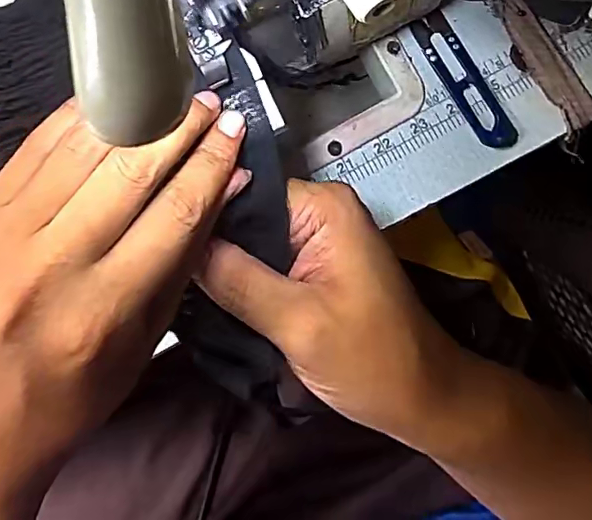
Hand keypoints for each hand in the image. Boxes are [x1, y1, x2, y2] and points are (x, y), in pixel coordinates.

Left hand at [0, 94, 248, 519]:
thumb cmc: (75, 394)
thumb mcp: (147, 334)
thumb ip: (190, 249)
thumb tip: (230, 177)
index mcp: (98, 309)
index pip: (173, 211)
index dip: (211, 160)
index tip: (233, 126)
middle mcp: (48, 264)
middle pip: (130, 169)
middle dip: (178, 127)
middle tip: (205, 103)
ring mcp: (4, 232)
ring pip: (82, 146)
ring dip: (134, 113)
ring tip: (166, 96)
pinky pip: (37, 143)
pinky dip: (81, 116)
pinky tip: (113, 102)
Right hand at [194, 179, 470, 447]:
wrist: (423, 399)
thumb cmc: (373, 359)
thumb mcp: (299, 323)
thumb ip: (239, 280)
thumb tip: (185, 245)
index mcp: (325, 205)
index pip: (249, 192)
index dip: (210, 217)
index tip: (169, 242)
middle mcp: (322, 208)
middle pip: (249, 214)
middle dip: (215, 244)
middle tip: (171, 271)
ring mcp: (319, 235)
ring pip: (254, 239)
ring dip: (227, 266)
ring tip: (185, 287)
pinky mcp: (316, 261)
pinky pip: (268, 258)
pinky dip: (245, 279)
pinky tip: (215, 298)